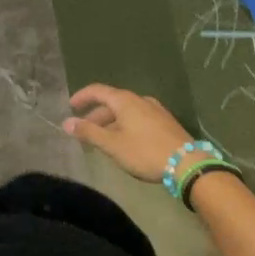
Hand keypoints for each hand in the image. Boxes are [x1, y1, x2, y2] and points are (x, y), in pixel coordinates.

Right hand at [63, 84, 198, 182]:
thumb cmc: (145, 152)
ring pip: (126, 112)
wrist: (188, 165)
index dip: (82, 97)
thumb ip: (88, 132)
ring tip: (104, 140)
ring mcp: (155, 110)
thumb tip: (66, 122)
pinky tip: (126, 142)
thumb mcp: (112, 145)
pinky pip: (138, 119)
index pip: (97, 90)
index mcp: (124, 100)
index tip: (70, 106)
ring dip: (111, 123)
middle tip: (85, 131)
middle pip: (112, 102)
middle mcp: (140, 100)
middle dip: (96, 116)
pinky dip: (125, 126)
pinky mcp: (166, 123)